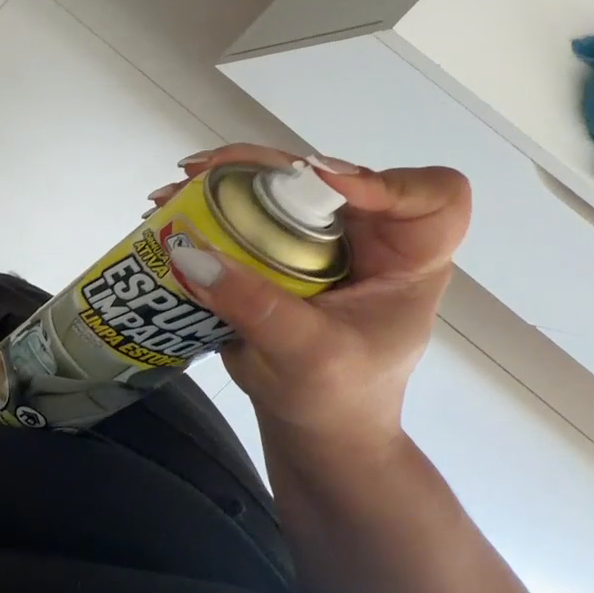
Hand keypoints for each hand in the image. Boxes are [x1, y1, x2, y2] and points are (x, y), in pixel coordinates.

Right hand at [151, 145, 470, 453]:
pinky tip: (163, 207)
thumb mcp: (305, 354)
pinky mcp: (269, 250)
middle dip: (267, 165)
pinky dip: (200, 202)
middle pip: (329, 176)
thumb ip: (255, 306)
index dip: (387, 182)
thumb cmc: (335, 397)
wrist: (311, 426)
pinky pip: (240, 211)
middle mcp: (364, 239)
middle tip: (205, 171)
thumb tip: (189, 251)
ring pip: (277, 187)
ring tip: (173, 188)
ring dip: (222, 179)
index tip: (321, 186)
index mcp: (406, 262)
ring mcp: (314, 242)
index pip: (429, 199)